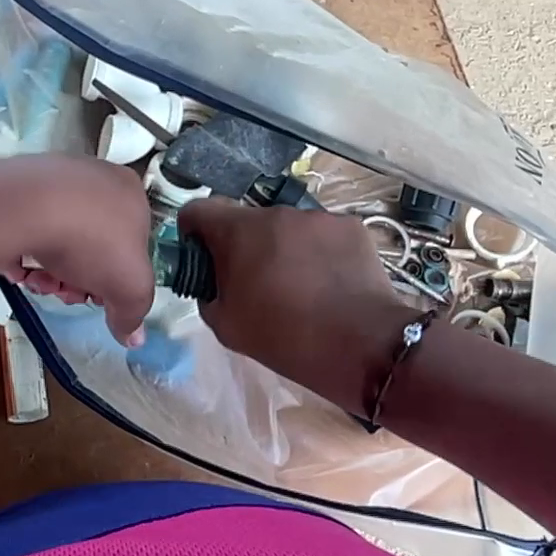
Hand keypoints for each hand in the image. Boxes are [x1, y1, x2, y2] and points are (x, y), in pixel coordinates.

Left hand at [0, 156, 154, 345]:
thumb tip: (132, 335)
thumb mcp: (130, 288)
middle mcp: (97, 178)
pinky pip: (26, 223)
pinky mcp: (21, 183)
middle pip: (92, 242)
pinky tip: (16, 269)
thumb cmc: (91, 240)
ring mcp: (57, 176)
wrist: (28, 207)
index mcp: (132, 194)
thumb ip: (133, 313)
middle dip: (78, 277)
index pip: (132, 243)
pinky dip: (23, 249)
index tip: (98, 297)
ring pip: (59, 234)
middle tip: (64, 293)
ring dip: (50, 269)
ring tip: (36, 283)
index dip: (115, 278)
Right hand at [178, 199, 422, 414]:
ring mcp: (317, 216)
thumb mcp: (226, 325)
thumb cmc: (285, 338)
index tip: (201, 255)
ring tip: (299, 286)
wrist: (362, 345)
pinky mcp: (350, 226)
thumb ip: (209, 293)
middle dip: (243, 245)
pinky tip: (329, 282)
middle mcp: (276, 212)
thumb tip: (215, 281)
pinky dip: (318, 252)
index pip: (198, 210)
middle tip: (255, 283)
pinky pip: (321, 234)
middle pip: (246, 221)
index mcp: (238, 231)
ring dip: (282, 248)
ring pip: (286, 228)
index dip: (193, 231)